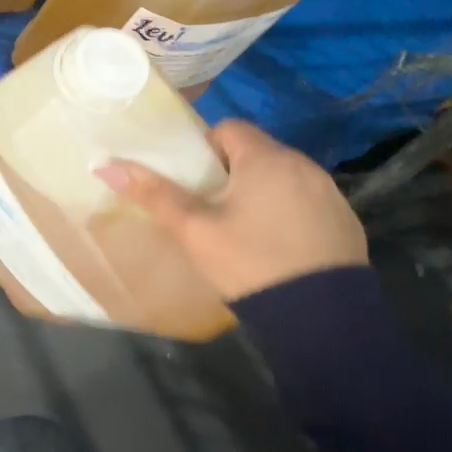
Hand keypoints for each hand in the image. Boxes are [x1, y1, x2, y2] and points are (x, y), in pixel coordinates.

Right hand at [94, 119, 367, 300]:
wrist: (324, 322)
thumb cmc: (250, 262)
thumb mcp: (193, 228)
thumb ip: (152, 192)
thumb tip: (104, 165)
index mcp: (267, 159)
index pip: (228, 128)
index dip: (204, 147)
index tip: (193, 179)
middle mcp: (304, 167)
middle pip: (255, 152)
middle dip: (230, 170)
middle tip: (208, 205)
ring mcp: (331, 196)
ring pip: (282, 177)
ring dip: (260, 190)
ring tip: (241, 226)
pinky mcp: (347, 224)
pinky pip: (306, 202)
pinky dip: (287, 212)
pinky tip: (276, 244)